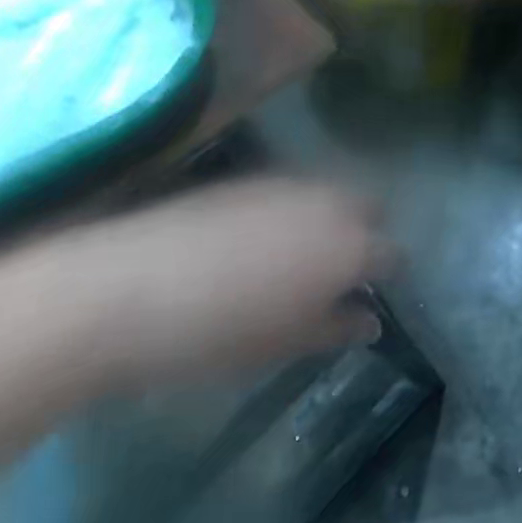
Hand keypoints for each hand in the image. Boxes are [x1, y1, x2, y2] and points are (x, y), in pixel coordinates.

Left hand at [57, 179, 393, 384]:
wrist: (130, 288)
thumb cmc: (221, 331)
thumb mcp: (287, 343)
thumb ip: (337, 328)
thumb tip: (370, 321)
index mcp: (349, 247)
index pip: (391, 253)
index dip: (386, 273)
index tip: (371, 293)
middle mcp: (326, 203)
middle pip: (366, 207)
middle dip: (363, 232)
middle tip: (338, 271)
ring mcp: (284, 184)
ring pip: (326, 194)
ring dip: (326, 218)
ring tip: (296, 257)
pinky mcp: (244, 179)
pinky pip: (287, 191)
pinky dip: (289, 211)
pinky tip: (256, 242)